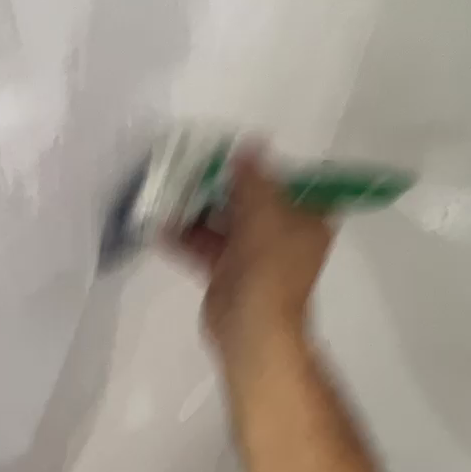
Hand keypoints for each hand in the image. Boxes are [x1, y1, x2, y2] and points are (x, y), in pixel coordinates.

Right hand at [169, 144, 335, 356]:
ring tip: (171, 193)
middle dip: (221, 187)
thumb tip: (248, 144)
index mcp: (307, 220)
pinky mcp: (227, 274)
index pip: (289, 183)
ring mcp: (254, 257)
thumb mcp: (263, 211)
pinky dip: (187, 238)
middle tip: (193, 168)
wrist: (251, 327)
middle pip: (251, 202)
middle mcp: (283, 235)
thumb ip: (252, 177)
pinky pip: (207, 248)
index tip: (233, 155)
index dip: (263, 167)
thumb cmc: (267, 267)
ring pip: (225, 224)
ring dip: (199, 211)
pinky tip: (163, 225)